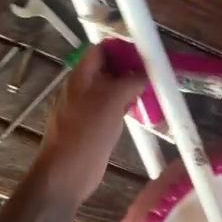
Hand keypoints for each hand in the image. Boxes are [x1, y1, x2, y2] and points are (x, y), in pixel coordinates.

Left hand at [27, 44, 147, 203]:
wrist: (66, 173)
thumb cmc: (86, 132)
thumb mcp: (111, 100)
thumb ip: (130, 82)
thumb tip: (145, 74)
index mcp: (80, 77)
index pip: (100, 50)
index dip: (121, 48)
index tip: (144, 54)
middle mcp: (81, 89)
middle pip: (107, 69)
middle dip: (130, 68)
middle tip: (154, 73)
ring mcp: (86, 109)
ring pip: (111, 90)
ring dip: (130, 88)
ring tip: (153, 90)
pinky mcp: (93, 127)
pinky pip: (111, 109)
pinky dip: (126, 106)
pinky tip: (143, 112)